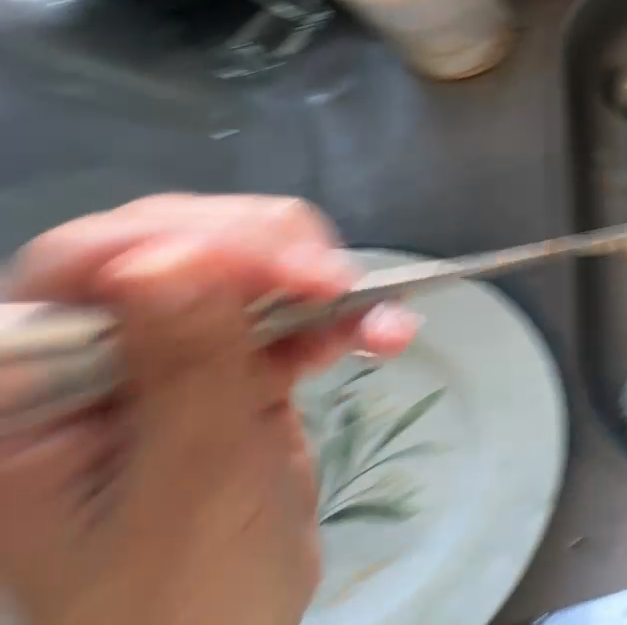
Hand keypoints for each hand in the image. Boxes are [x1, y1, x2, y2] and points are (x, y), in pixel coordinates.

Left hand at [0, 194, 416, 624]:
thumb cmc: (182, 583)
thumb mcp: (186, 477)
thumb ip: (180, 364)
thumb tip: (170, 254)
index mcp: (36, 387)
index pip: (84, 266)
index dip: (183, 243)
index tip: (281, 269)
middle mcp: (94, 357)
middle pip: (176, 248)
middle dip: (266, 252)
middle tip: (337, 282)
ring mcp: (168, 359)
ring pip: (246, 268)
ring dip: (325, 282)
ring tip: (381, 316)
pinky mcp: (235, 368)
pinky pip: (294, 313)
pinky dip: (349, 315)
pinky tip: (388, 334)